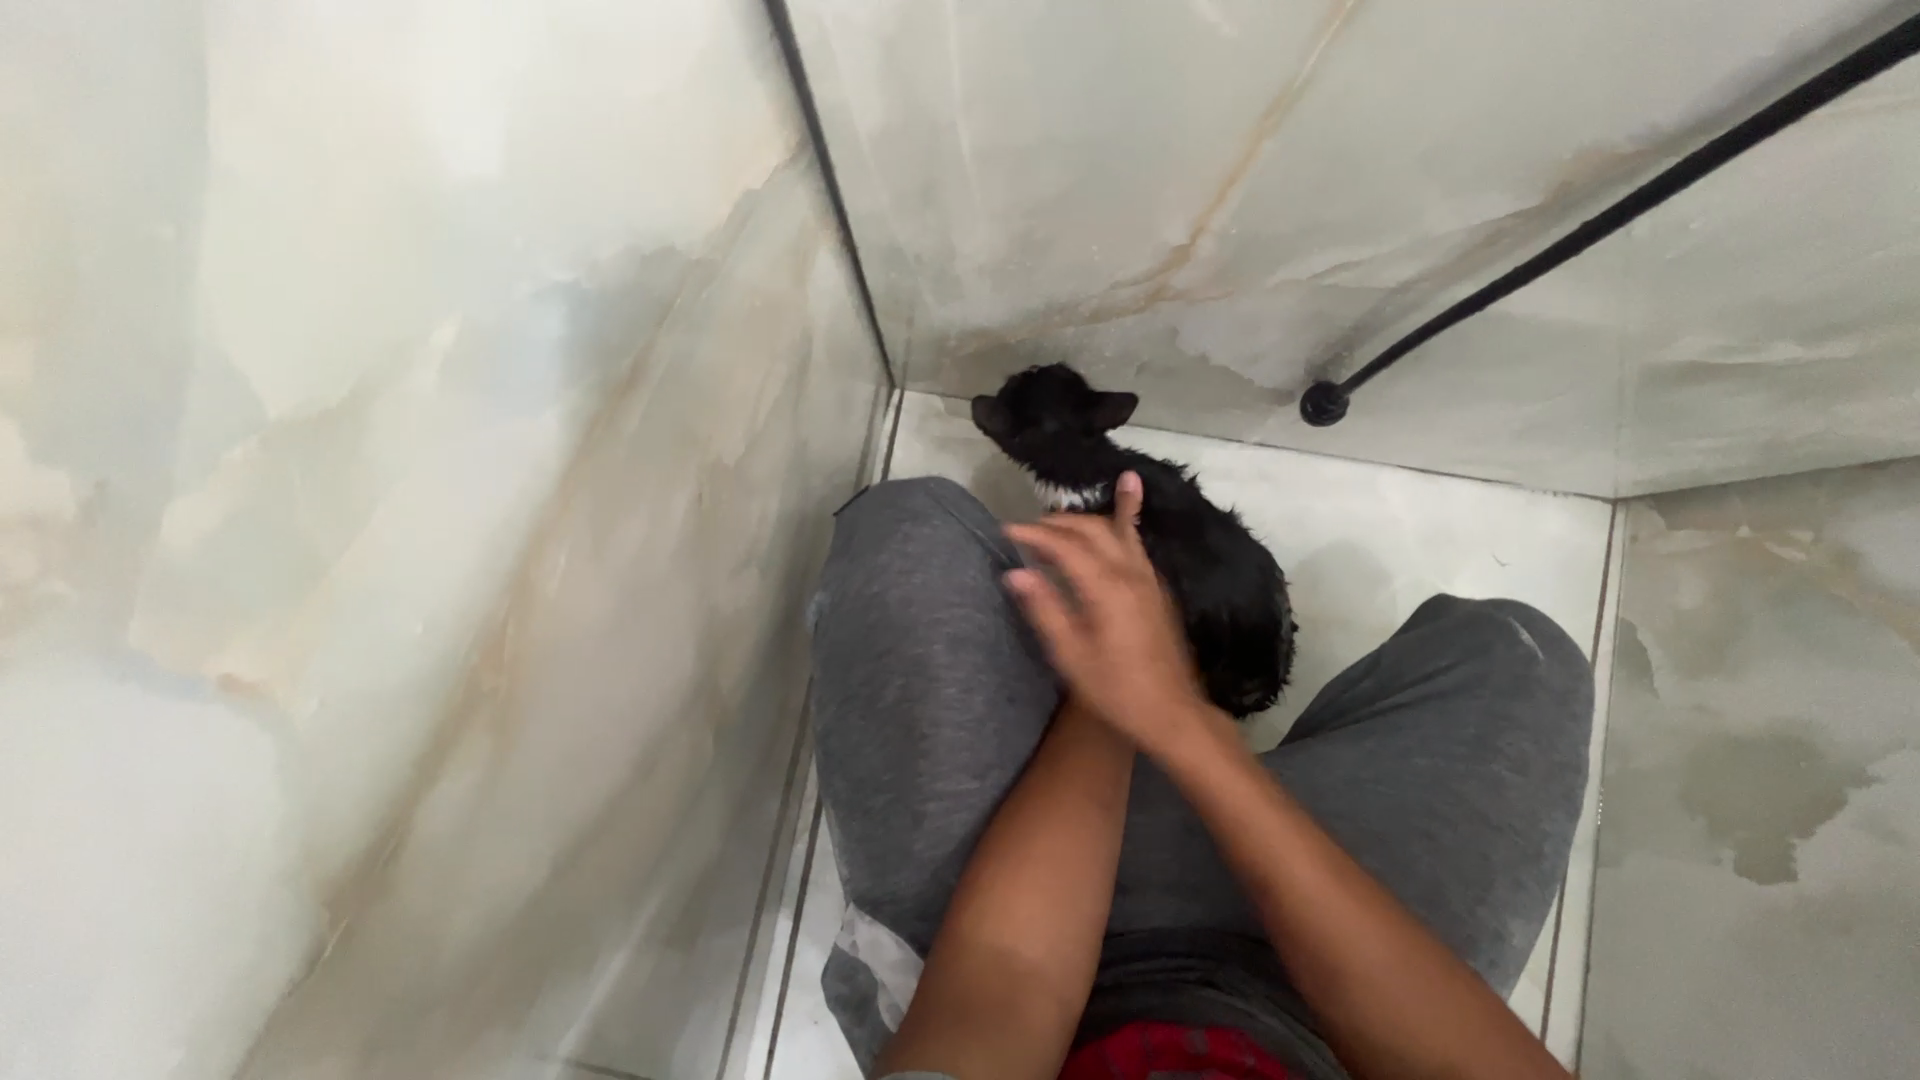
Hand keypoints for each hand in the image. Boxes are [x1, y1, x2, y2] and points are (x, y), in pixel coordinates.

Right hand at [1003, 472, 1216, 752]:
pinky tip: (1129, 487)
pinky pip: (1136, 540)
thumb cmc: (1115, 689)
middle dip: (1055, 524)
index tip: (1006, 531)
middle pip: (1089, 530)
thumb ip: (1045, 609)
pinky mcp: (1155, 584)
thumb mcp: (1071, 655)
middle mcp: (1130, 572)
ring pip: (1114, 530)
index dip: (1033, 535)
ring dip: (1083, 519)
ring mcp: (1147, 576)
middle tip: (1026, 531)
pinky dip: (1127, 513)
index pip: (1064, 546)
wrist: (1171, 711)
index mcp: (1106, 588)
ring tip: (1054, 519)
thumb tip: (1015, 573)